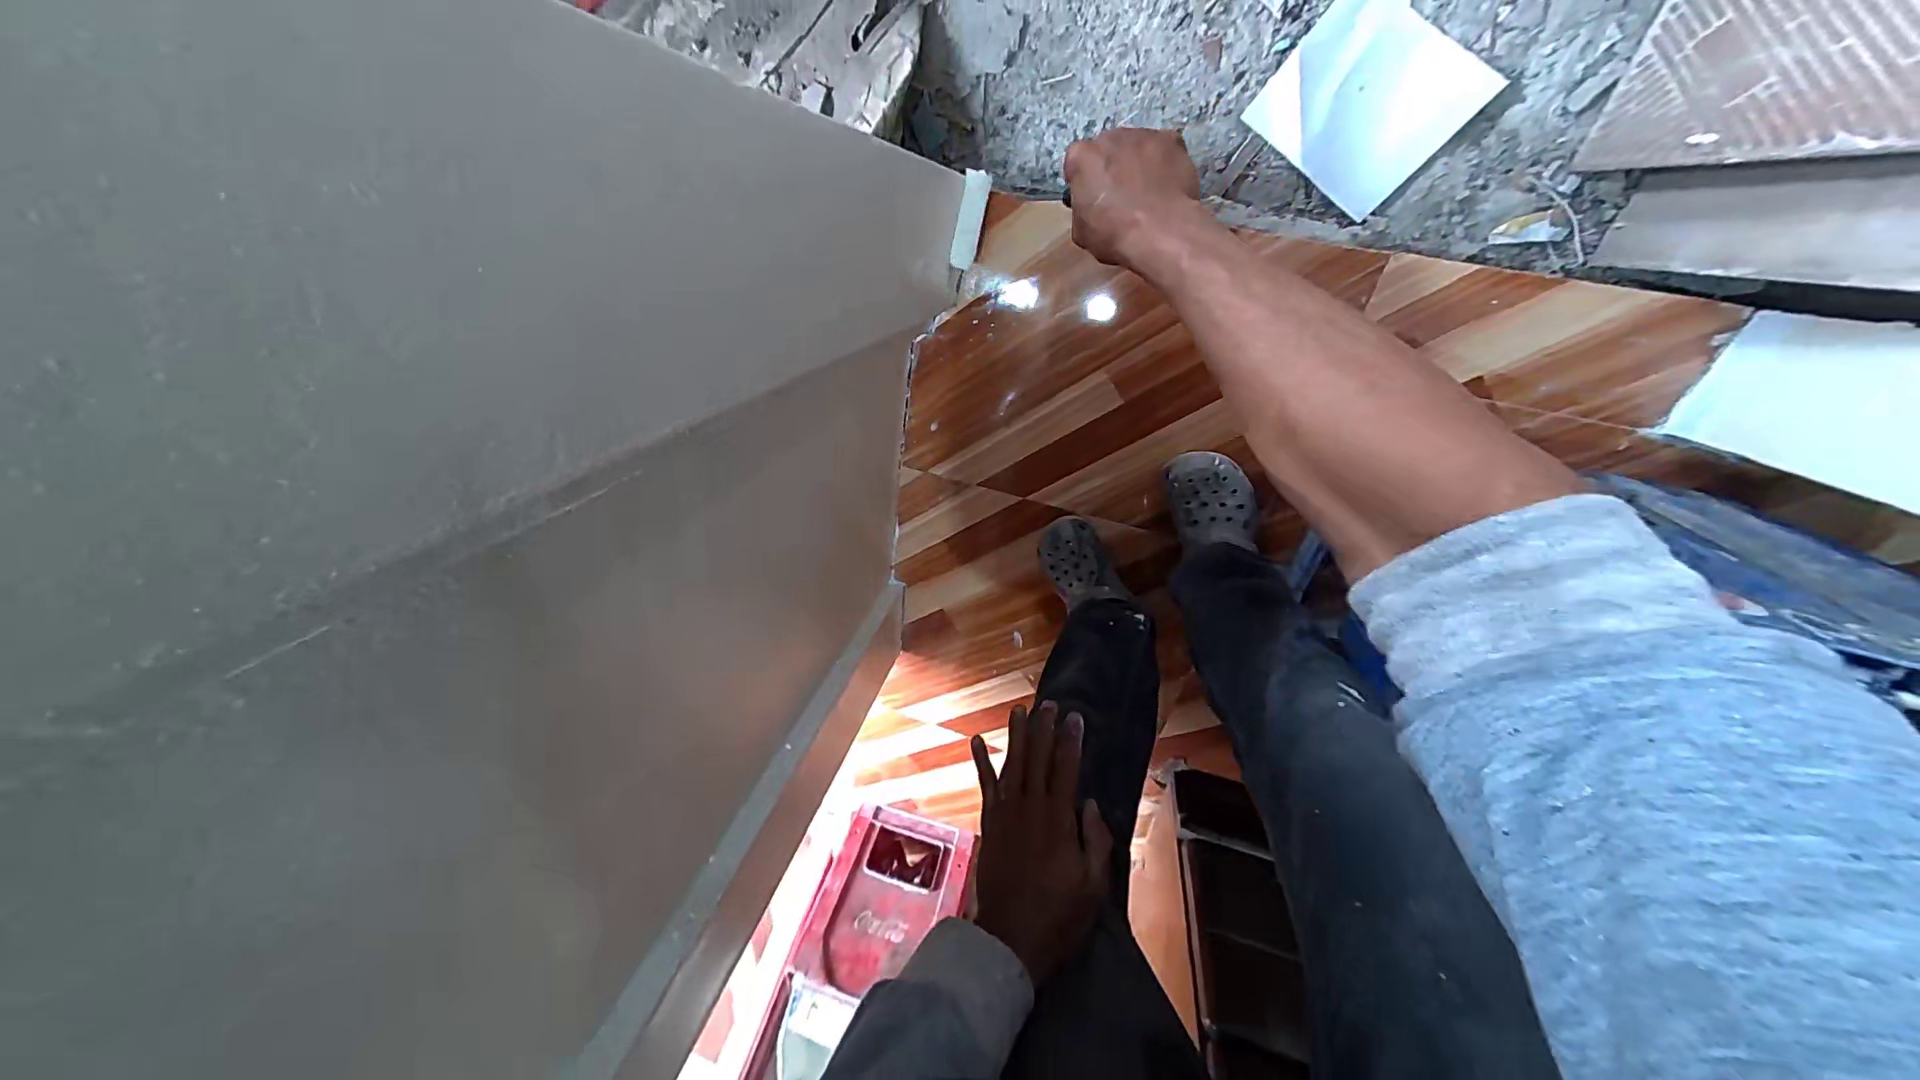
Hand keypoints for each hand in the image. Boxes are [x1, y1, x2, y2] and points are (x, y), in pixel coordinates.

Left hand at [967, 701, 1113, 985]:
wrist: (1009, 939)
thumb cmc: (1059, 915)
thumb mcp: (1093, 885)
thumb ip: (1095, 840)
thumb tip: (1088, 803)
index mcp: (1058, 820)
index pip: (1066, 769)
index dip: (1070, 740)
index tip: (1075, 716)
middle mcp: (1029, 808)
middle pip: (1037, 758)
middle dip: (1044, 728)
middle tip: (1049, 704)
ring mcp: (1006, 814)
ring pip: (1012, 765)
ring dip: (1017, 736)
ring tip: (1019, 709)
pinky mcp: (990, 823)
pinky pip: (986, 785)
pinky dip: (982, 761)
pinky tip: (979, 741)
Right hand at [1062, 128, 1208, 272]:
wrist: (1160, 231)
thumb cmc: (1113, 234)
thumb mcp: (1081, 231)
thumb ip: (1082, 208)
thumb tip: (1090, 207)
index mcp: (1082, 156)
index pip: (1076, 162)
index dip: (1083, 181)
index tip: (1091, 198)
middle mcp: (1110, 137)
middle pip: (1107, 149)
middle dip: (1111, 167)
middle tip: (1119, 195)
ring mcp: (1143, 135)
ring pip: (1135, 147)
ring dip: (1136, 163)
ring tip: (1146, 192)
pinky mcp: (1171, 139)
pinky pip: (1162, 149)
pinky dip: (1162, 163)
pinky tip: (1165, 186)